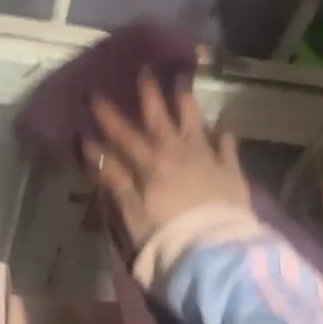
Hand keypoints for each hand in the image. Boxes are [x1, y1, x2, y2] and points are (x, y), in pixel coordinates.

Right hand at [85, 72, 250, 247]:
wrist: (211, 253)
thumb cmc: (163, 239)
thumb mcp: (131, 212)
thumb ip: (115, 179)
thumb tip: (92, 148)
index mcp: (150, 165)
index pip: (124, 135)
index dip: (108, 116)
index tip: (94, 93)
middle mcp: (178, 153)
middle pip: (161, 119)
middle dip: (150, 95)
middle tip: (145, 69)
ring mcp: (207, 160)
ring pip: (195, 124)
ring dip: (187, 103)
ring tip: (184, 82)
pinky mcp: (230, 173)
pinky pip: (226, 148)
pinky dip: (223, 135)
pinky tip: (222, 128)